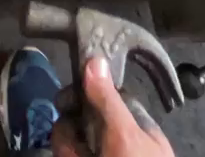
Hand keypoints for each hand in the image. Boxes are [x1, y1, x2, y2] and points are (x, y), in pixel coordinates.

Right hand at [53, 57, 174, 156]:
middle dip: (71, 132)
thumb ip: (108, 100)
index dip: (84, 95)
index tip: (66, 101)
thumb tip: (94, 58)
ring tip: (75, 155)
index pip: (104, 97)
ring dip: (67, 147)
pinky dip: (67, 152)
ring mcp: (99, 152)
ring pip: (70, 140)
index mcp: (138, 129)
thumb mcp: (126, 137)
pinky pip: (67, 152)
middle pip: (81, 119)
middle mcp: (118, 142)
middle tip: (77, 148)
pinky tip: (68, 154)